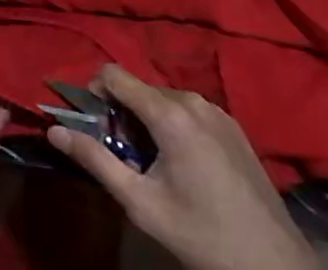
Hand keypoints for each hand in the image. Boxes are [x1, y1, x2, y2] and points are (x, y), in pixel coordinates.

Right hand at [46, 65, 318, 269]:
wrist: (272, 262)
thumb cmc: (200, 232)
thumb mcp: (140, 202)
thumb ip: (95, 161)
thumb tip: (55, 131)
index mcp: (169, 113)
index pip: (115, 75)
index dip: (94, 93)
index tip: (91, 125)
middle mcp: (193, 99)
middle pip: (139, 88)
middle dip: (120, 113)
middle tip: (121, 155)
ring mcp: (217, 110)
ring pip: (164, 99)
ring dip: (146, 120)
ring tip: (151, 164)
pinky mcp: (232, 125)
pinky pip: (188, 110)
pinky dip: (172, 125)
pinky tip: (181, 165)